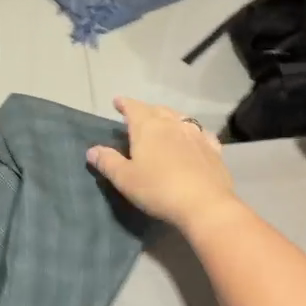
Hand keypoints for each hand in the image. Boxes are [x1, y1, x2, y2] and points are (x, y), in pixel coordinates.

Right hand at [87, 98, 238, 231]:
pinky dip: (192, 131)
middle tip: (138, 115)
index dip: (124, 104)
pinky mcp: (213, 149)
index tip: (117, 102)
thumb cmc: (158, 189)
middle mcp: (172, 124)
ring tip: (164, 122)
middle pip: (157, 110)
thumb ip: (108, 162)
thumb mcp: (125, 178)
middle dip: (146, 110)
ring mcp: (195, 134)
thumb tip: (92, 150)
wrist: (204, 203)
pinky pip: (200, 133)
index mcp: (148, 127)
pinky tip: (193, 137)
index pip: (133, 108)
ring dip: (169, 116)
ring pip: (180, 118)